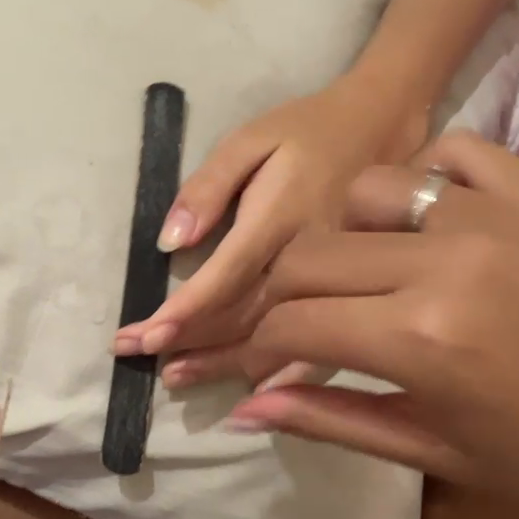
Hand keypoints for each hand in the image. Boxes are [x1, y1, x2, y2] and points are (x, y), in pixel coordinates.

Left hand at [112, 83, 426, 357]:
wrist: (383, 127)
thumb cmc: (305, 130)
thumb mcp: (249, 139)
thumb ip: (208, 187)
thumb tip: (170, 242)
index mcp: (283, 217)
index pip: (226, 277)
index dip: (185, 312)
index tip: (144, 337)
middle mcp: (312, 260)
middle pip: (246, 317)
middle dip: (189, 342)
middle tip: (135, 356)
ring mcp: (337, 282)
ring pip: (277, 339)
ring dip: (223, 363)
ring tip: (174, 376)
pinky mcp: (350, 292)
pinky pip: (314, 344)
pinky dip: (275, 371)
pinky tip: (248, 392)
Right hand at [163, 132, 518, 518]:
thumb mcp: (432, 451)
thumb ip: (327, 419)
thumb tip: (239, 410)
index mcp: (422, 340)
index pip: (289, 323)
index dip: (253, 347)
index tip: (249, 366)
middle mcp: (451, 262)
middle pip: (308, 253)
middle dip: (279, 296)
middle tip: (290, 329)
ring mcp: (503, 216)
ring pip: (367, 192)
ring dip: (341, 235)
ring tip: (356, 276)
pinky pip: (453, 155)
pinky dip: (422, 181)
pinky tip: (424, 222)